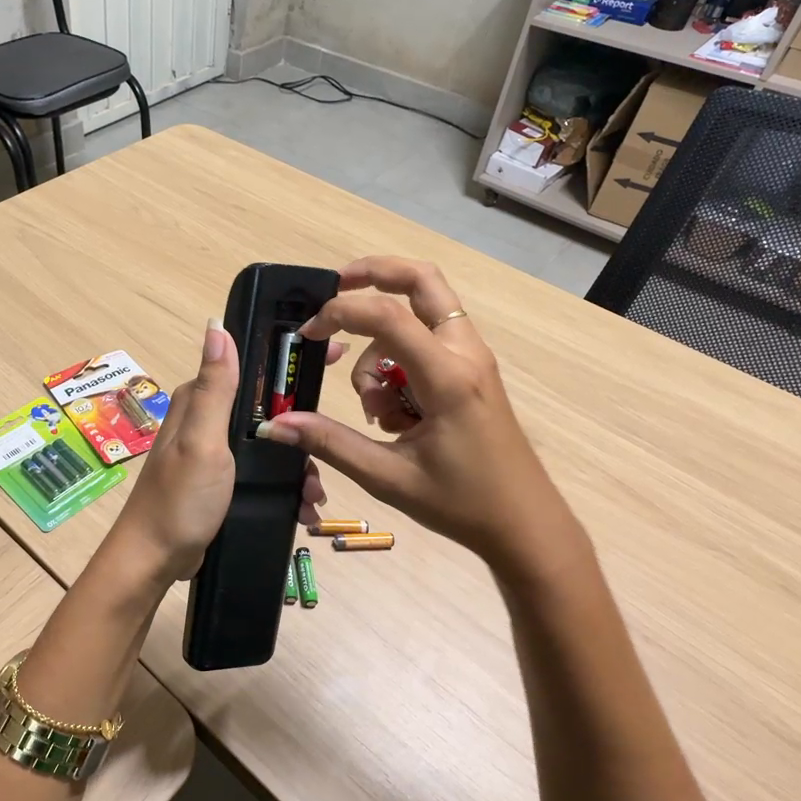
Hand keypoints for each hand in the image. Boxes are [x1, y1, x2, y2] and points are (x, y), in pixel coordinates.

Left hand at [111, 320, 332, 583]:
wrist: (157, 559)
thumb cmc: (180, 499)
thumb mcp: (202, 440)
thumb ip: (215, 388)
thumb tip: (217, 325)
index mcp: (200, 401)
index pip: (251, 365)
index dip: (290, 359)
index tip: (332, 357)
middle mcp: (207, 420)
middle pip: (270, 408)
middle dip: (304, 429)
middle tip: (330, 453)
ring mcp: (216, 453)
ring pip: (272, 445)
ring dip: (298, 466)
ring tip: (313, 494)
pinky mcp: (223, 482)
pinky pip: (265, 474)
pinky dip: (285, 487)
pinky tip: (301, 507)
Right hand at [255, 257, 590, 583]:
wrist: (526, 525)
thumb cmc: (461, 504)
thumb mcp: (387, 476)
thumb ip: (329, 443)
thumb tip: (274, 426)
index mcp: (448, 378)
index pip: (388, 316)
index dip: (340, 313)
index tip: (308, 334)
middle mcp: (465, 355)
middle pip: (422, 280)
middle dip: (374, 274)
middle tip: (335, 289)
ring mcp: (473, 361)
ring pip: (421, 313)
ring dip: (383, 343)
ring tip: (377, 408)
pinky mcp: (472, 373)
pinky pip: (429, 341)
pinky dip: (401, 358)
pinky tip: (396, 413)